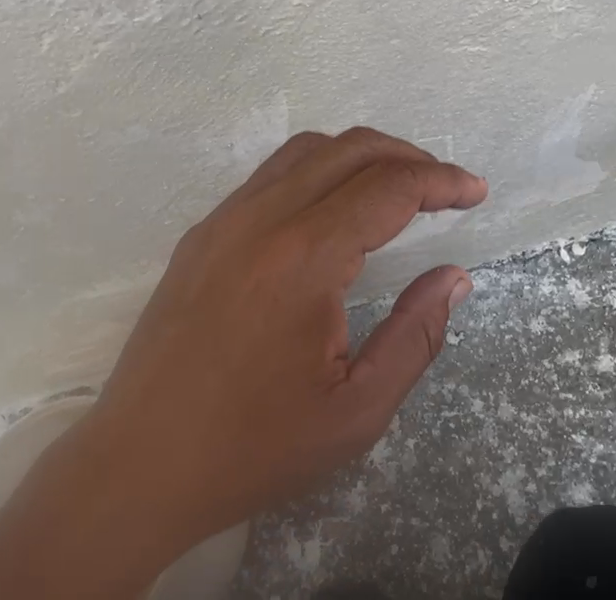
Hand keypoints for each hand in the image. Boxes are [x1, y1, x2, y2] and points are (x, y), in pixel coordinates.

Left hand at [57, 128, 485, 559]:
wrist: (138, 465)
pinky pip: (270, 176)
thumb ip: (415, 336)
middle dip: (408, 157)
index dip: (441, 181)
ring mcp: (223, 221)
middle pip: (349, 149)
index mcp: (304, 258)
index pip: (388, 187)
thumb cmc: (253, 446)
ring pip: (305, 152)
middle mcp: (261, 219)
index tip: (476, 193)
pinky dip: (318, 171)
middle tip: (447, 188)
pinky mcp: (200, 235)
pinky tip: (332, 211)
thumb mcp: (356, 413)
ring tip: (397, 189)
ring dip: (360, 156)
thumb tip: (453, 277)